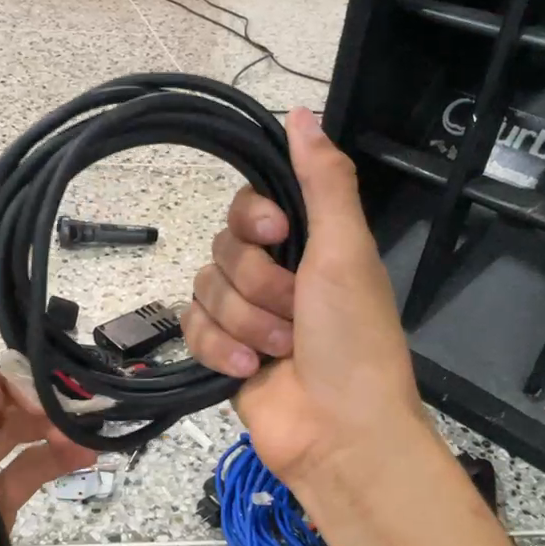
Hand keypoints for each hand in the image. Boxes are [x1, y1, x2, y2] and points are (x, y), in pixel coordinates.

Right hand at [182, 108, 435, 483]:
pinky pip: (192, 328)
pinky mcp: (220, 352)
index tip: (275, 233)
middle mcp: (273, 274)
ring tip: (280, 352)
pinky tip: (247, 370)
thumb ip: (323, 181)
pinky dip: (220, 349)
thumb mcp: (346, 251)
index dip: (253, 217)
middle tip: (296, 316)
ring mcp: (243, 315)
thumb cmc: (353, 339)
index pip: (248, 205)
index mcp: (307, 246)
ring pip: (206, 289)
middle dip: (260, 287)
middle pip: (224, 249)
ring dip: (246, 323)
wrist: (340, 433)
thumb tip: (301, 112)